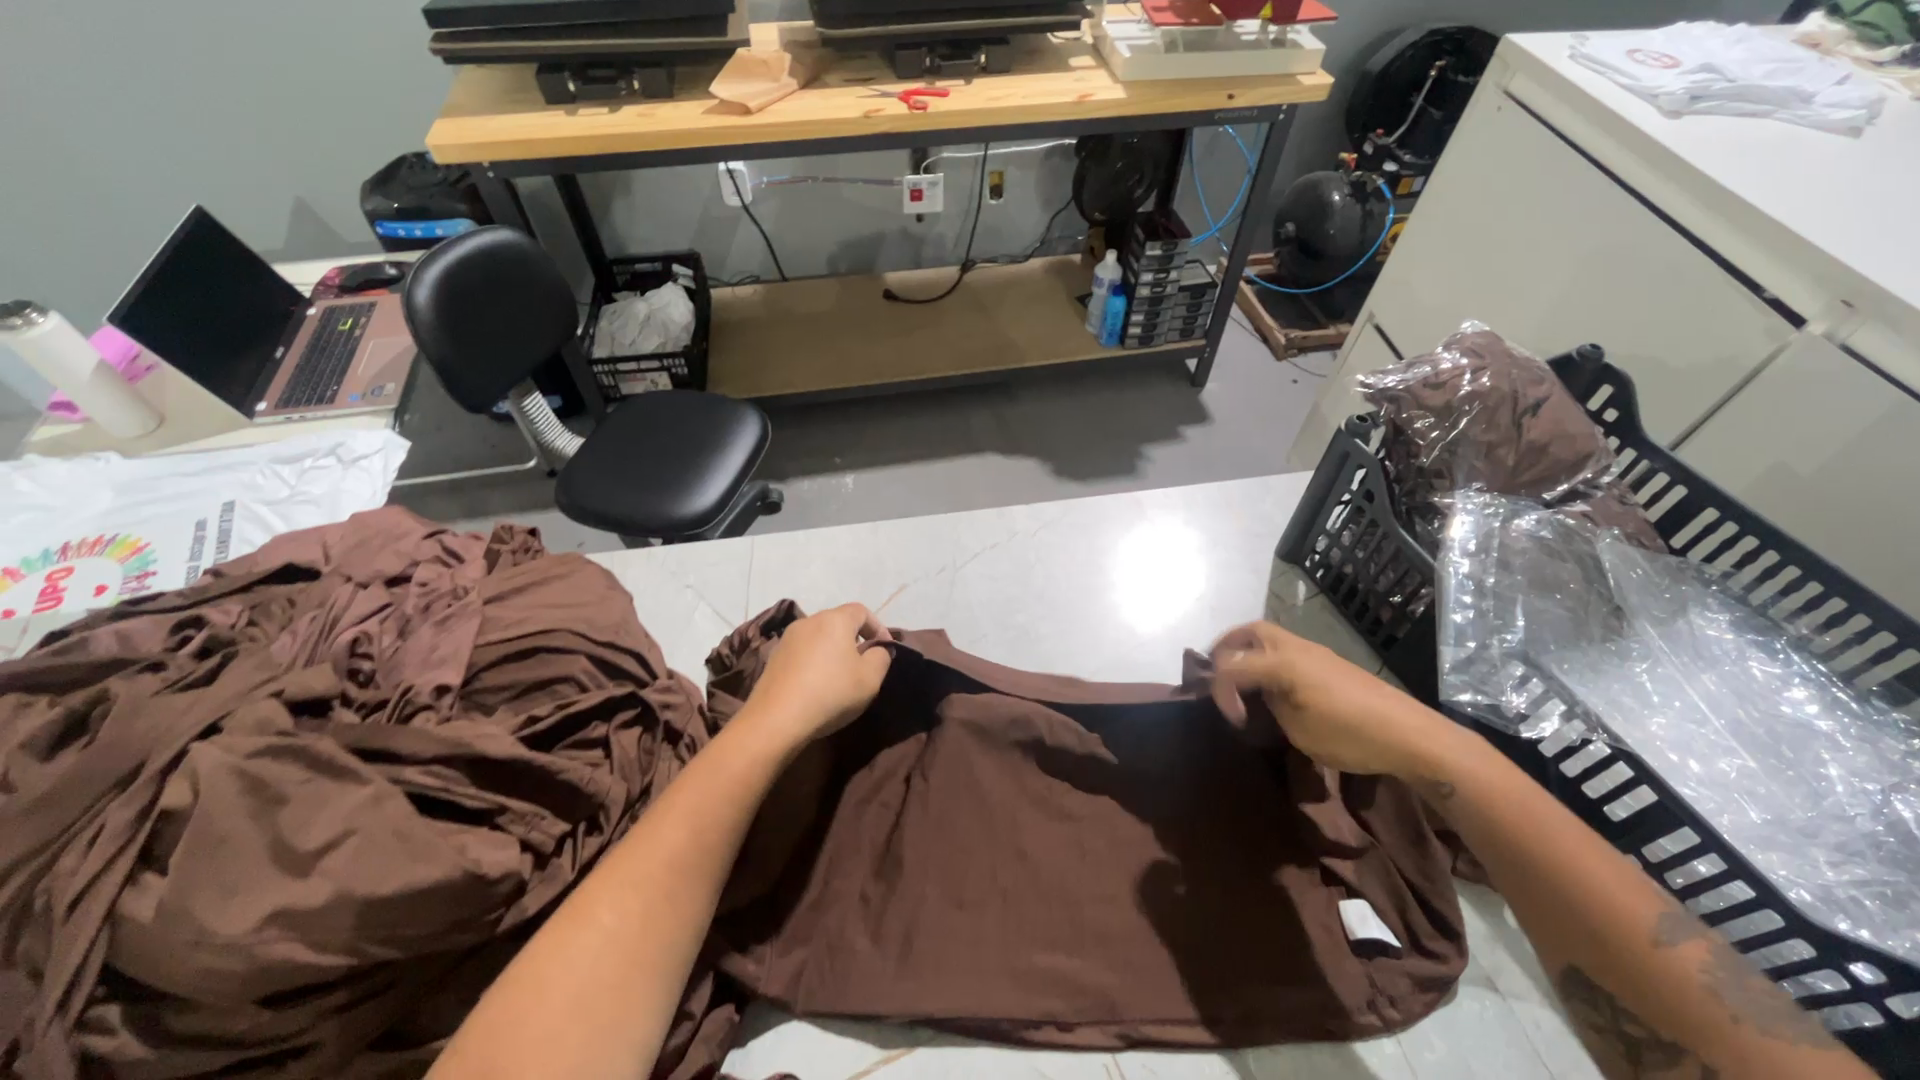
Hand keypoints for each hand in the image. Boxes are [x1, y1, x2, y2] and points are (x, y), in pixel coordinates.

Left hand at [741, 604, 893, 747]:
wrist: (777, 719)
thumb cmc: (831, 693)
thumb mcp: (870, 678)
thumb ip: (881, 657)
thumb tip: (877, 649)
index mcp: (834, 620)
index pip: (861, 611)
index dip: (878, 627)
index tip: (885, 649)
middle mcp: (809, 621)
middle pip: (838, 622)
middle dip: (854, 639)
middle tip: (864, 663)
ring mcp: (787, 639)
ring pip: (818, 638)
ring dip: (833, 651)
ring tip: (840, 676)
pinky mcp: (774, 658)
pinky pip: (803, 653)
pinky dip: (814, 662)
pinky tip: (817, 685)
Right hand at [1208, 620, 1461, 780]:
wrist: (1408, 734)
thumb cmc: (1349, 735)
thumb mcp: (1297, 729)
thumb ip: (1268, 705)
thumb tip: (1257, 696)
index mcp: (1281, 662)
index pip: (1231, 665)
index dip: (1220, 692)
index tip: (1234, 720)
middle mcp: (1295, 648)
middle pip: (1248, 632)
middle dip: (1225, 651)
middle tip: (1219, 678)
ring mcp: (1315, 652)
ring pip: (1269, 637)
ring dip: (1248, 653)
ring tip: (1243, 683)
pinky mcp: (1328, 663)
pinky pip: (1286, 649)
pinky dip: (1268, 660)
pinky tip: (1273, 688)